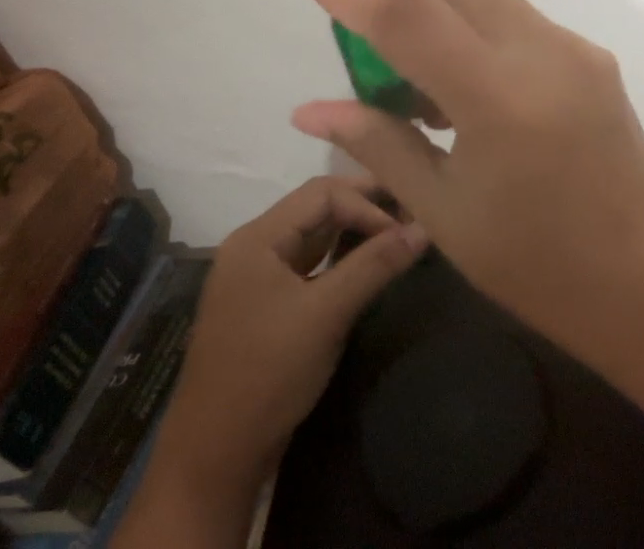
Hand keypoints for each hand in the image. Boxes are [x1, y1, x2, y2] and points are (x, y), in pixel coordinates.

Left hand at [163, 175, 426, 476]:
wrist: (218, 450)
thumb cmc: (268, 372)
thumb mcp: (327, 313)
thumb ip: (375, 265)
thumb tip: (425, 227)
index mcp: (256, 240)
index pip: (323, 194)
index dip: (370, 204)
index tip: (408, 231)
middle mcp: (254, 249)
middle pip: (318, 209)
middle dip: (367, 210)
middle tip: (415, 218)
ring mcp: (259, 279)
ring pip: (317, 237)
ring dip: (358, 233)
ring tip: (403, 237)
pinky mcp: (270, 305)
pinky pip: (313, 264)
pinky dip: (345, 259)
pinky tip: (373, 267)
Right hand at [261, 0, 643, 334]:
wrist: (638, 278)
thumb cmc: (532, 262)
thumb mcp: (442, 211)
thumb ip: (379, 143)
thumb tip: (312, 108)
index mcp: (497, 97)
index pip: (403, 11)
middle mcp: (544, 55)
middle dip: (406, 11)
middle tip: (397, 86)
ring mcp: (579, 53)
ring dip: (450, 28)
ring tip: (446, 109)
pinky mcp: (599, 64)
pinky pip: (526, 26)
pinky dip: (490, 45)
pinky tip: (492, 111)